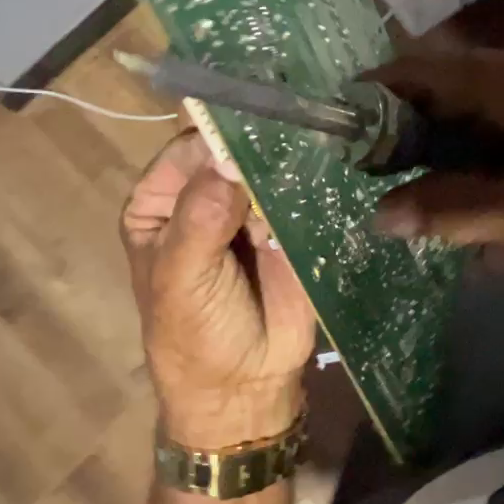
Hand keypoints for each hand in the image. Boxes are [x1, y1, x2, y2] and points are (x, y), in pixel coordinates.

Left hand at [122, 131, 316, 448]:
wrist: (247, 389)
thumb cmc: (194, 334)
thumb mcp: (182, 277)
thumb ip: (201, 216)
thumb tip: (229, 158)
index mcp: (163, 200)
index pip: (189, 147)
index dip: (218, 131)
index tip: (253, 117)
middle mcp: (206, 193)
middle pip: (235, 149)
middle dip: (262, 135)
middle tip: (299, 114)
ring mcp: (254, 207)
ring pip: (274, 165)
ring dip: (296, 152)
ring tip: (326, 132)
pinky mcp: (295, 224)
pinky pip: (306, 193)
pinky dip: (320, 180)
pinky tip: (340, 162)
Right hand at [367, 48, 503, 285]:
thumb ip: (451, 213)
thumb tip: (379, 216)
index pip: (432, 70)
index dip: (381, 91)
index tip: (342, 120)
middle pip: (454, 87)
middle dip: (412, 130)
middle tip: (378, 177)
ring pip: (482, 110)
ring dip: (449, 149)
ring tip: (421, 197)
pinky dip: (485, 156)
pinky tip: (479, 203)